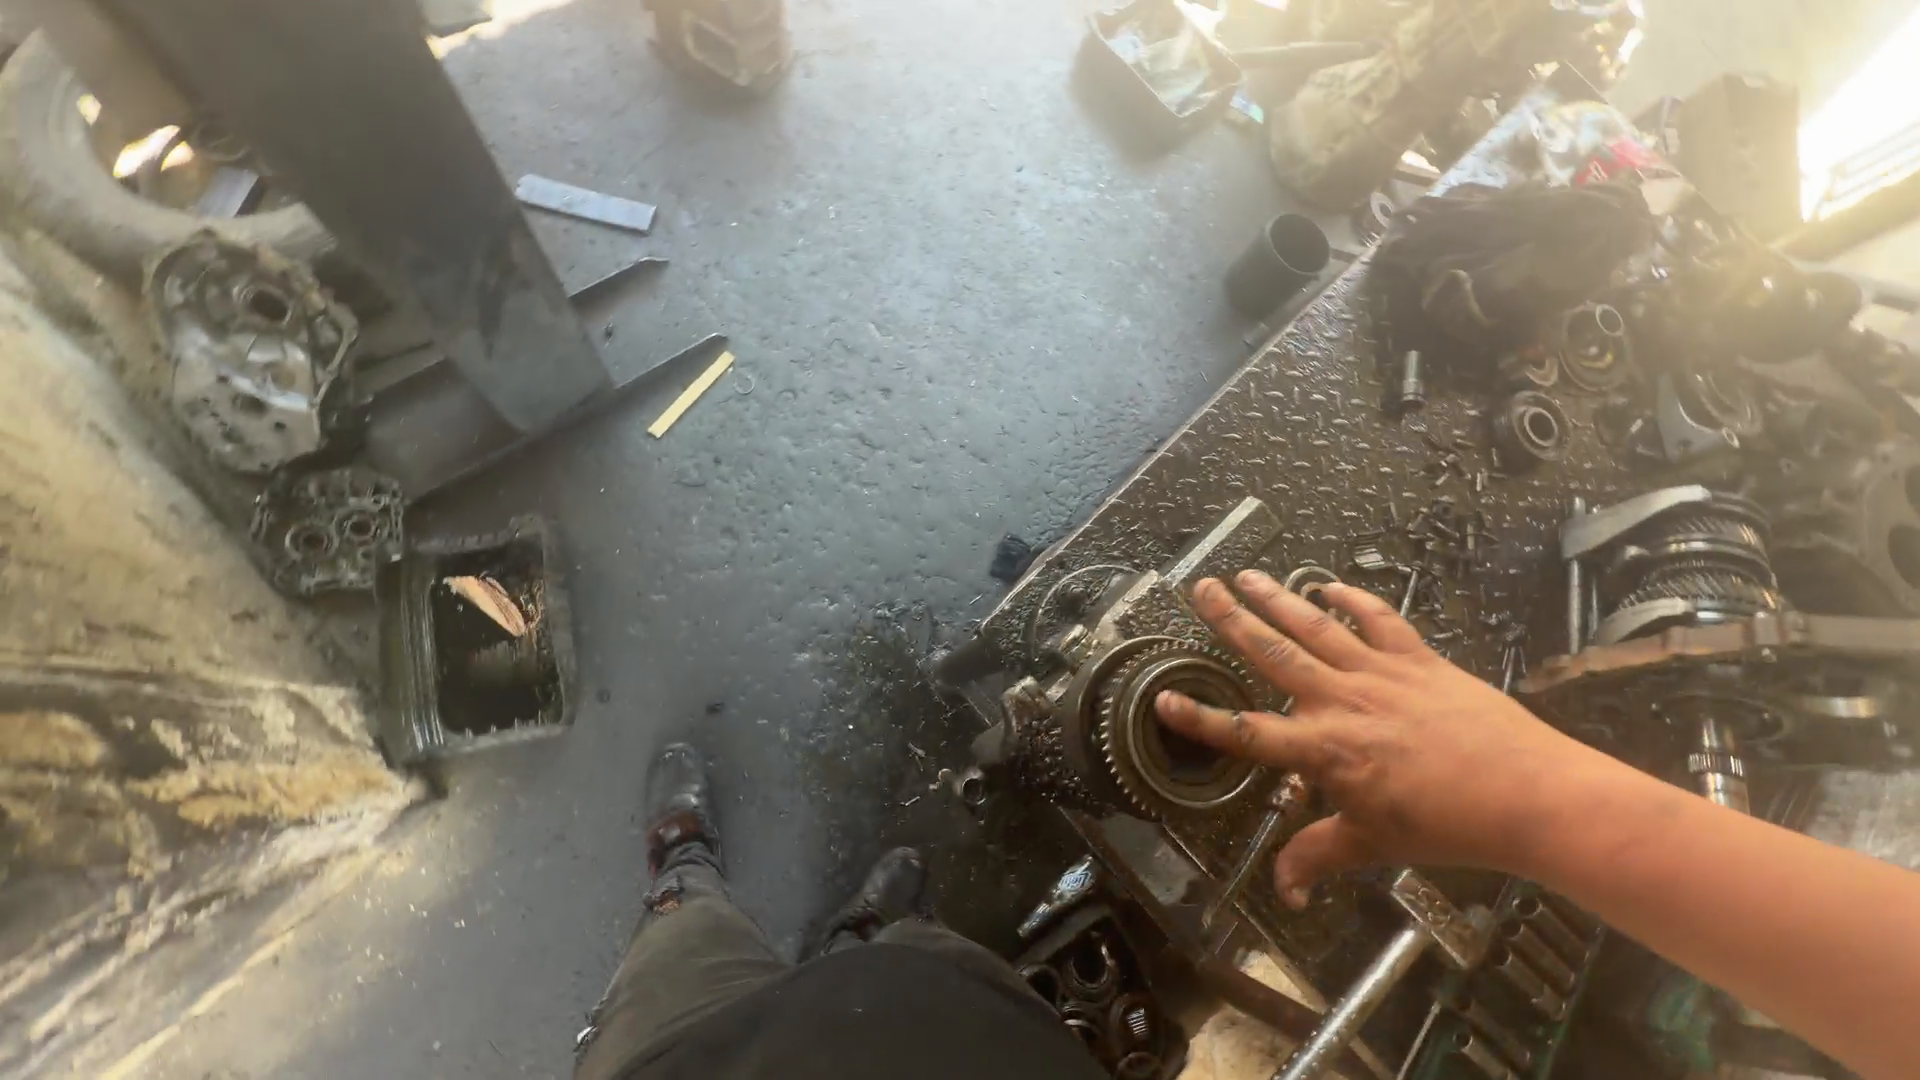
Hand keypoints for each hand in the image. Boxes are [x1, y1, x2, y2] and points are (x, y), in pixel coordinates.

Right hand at [1154, 571, 1610, 907]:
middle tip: (1201, 588)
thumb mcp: (1374, 843)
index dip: (1201, 718)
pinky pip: (1379, 619)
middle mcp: (1340, 702)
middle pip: (1273, 654)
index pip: (1247, 733)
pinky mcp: (1417, 659)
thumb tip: (1284, 893)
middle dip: (1231, 620)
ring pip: (1315, 626)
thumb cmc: (1448, 824)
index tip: (1162, 698)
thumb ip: (1319, 856)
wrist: (1533, 796)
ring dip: (1277, 598)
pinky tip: (1328, 583)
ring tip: (1247, 574)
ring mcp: (1378, 674)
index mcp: (1324, 750)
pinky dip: (1352, 597)